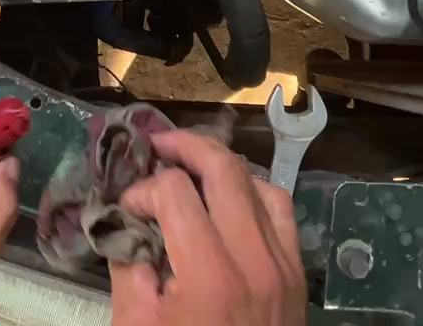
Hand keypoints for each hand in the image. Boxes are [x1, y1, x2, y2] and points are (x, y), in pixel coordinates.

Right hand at [108, 130, 305, 324]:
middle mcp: (254, 261)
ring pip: (255, 179)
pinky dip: (251, 190)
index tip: (127, 209)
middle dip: (182, 147)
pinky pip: (280, 209)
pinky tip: (227, 199)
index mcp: (211, 277)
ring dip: (218, 165)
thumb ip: (128, 263)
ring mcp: (284, 267)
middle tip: (155, 148)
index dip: (141, 189)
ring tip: (188, 167)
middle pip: (221, 166)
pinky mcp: (297, 276)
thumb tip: (124, 218)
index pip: (172, 190)